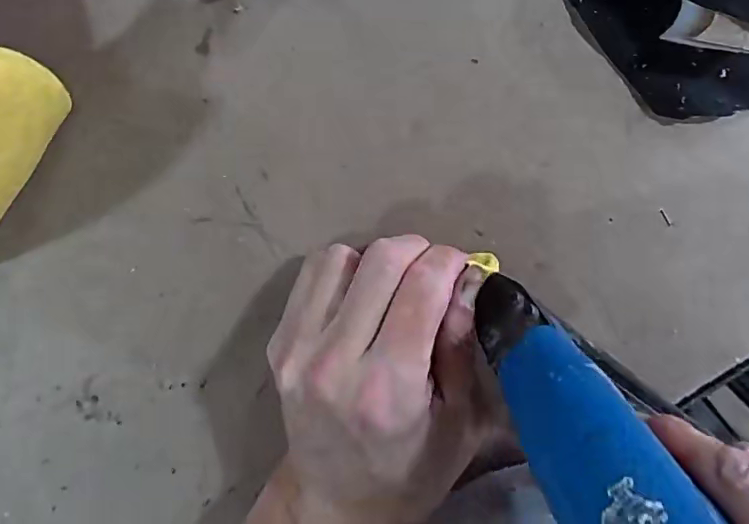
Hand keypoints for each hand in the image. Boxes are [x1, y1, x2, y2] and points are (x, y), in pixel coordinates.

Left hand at [253, 236, 498, 523]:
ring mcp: (298, 351)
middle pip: (384, 258)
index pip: (423, 284)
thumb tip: (469, 276)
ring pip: (346, 255)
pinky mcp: (279, 342)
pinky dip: (347, 265)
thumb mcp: (459, 419)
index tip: (464, 271)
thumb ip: (462, 343)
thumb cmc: (411, 465)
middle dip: (422, 251)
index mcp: (387, 387)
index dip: (452, 261)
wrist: (335, 504)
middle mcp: (335, 363)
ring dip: (381, 258)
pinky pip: (316, 269)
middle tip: (436, 274)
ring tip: (397, 284)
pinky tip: (363, 291)